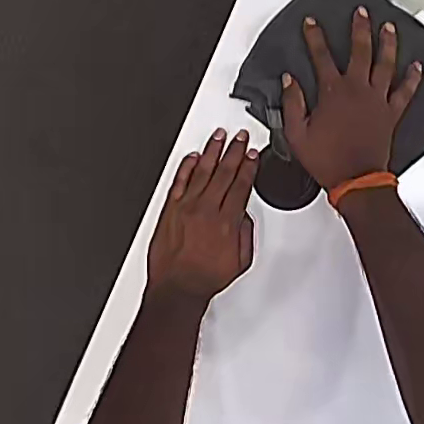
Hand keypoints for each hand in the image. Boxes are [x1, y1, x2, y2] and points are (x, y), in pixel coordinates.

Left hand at [146, 128, 257, 301]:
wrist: (176, 286)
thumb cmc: (204, 277)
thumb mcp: (240, 260)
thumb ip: (245, 233)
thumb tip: (244, 214)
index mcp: (226, 222)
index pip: (241, 185)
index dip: (249, 166)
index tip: (252, 155)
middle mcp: (206, 210)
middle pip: (224, 172)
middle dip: (235, 151)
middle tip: (240, 137)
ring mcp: (186, 206)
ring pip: (202, 170)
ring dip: (212, 151)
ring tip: (219, 136)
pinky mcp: (170, 208)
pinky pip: (180, 181)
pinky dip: (187, 166)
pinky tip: (194, 156)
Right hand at [282, 6, 422, 188]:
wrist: (356, 179)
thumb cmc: (327, 159)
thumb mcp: (296, 132)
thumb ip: (293, 103)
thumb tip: (289, 81)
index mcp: (333, 93)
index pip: (322, 56)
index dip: (315, 37)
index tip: (312, 23)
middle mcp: (358, 91)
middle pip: (361, 51)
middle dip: (359, 29)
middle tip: (361, 13)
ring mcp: (378, 101)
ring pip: (386, 64)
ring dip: (387, 43)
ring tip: (388, 27)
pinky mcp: (391, 114)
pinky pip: (405, 91)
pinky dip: (413, 78)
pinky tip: (417, 66)